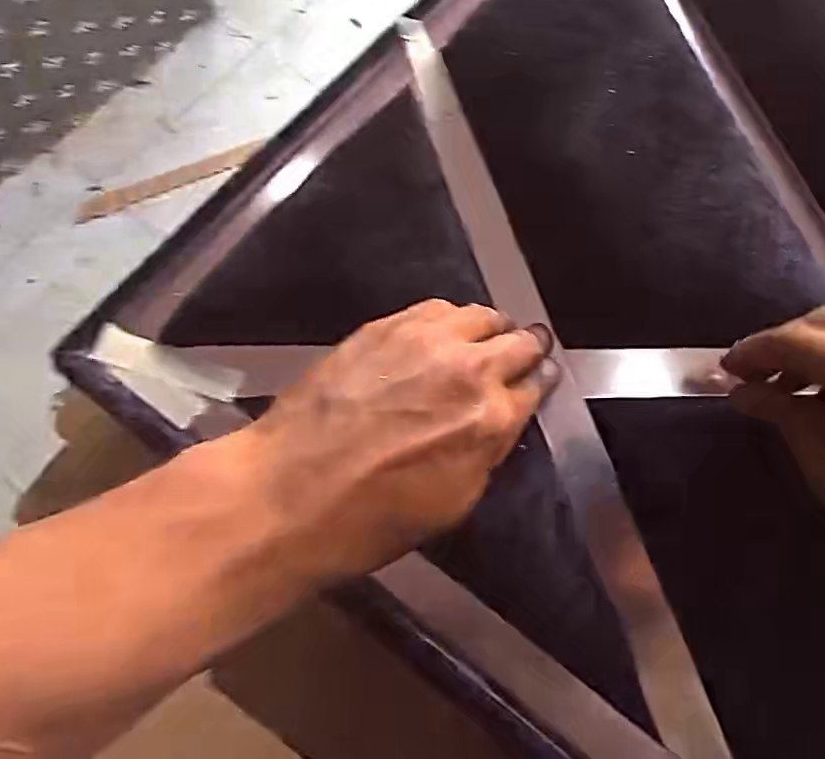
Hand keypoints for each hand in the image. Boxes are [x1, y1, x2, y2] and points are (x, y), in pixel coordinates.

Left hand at [231, 299, 556, 582]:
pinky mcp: (390, 326)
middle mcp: (471, 370)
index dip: (541, 381)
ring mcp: (430, 341)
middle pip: (524, 341)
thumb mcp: (457, 501)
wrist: (284, 495)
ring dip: (492, 331)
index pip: (540, 382)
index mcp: (492, 418)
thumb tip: (505, 419)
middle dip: (528, 349)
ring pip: (485, 315)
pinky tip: (439, 337)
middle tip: (520, 356)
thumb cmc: (372, 517)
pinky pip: (440, 308)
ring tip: (480, 342)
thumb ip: (493, 448)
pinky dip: (450, 321)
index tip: (538, 380)